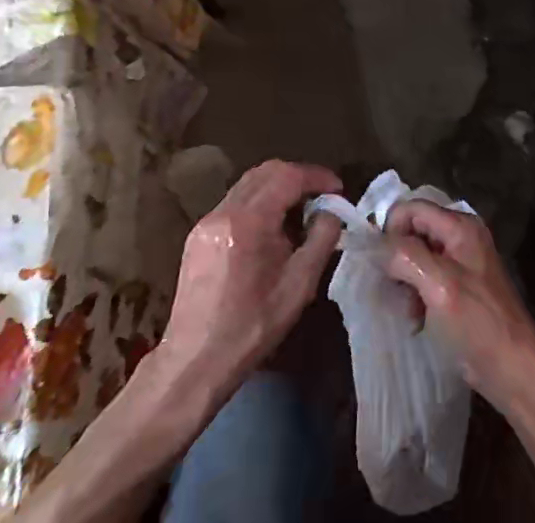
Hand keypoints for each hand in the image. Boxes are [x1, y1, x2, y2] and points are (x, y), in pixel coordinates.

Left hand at [157, 159, 343, 385]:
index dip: (317, 176)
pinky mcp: (198, 236)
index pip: (287, 176)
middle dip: (299, 177)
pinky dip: (261, 203)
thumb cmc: (253, 325)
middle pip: (265, 172)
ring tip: (303, 212)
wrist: (196, 361)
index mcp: (247, 221)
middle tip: (323, 197)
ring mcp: (205, 223)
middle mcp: (222, 212)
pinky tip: (275, 229)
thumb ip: (322, 238)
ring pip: (248, 185)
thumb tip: (332, 211)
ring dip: (279, 188)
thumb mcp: (300, 283)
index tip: (338, 190)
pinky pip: (235, 203)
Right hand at [383, 200, 534, 414]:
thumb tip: (373, 244)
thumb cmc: (477, 322)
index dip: (391, 229)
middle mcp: (461, 236)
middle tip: (393, 288)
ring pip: (415, 255)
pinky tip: (416, 318)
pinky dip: (414, 293)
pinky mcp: (457, 285)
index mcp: (460, 226)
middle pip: (413, 230)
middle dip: (396, 257)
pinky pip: (424, 276)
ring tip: (406, 308)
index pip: (411, 208)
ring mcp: (460, 261)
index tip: (380, 263)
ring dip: (404, 279)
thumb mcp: (439, 285)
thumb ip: (406, 256)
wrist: (511, 366)